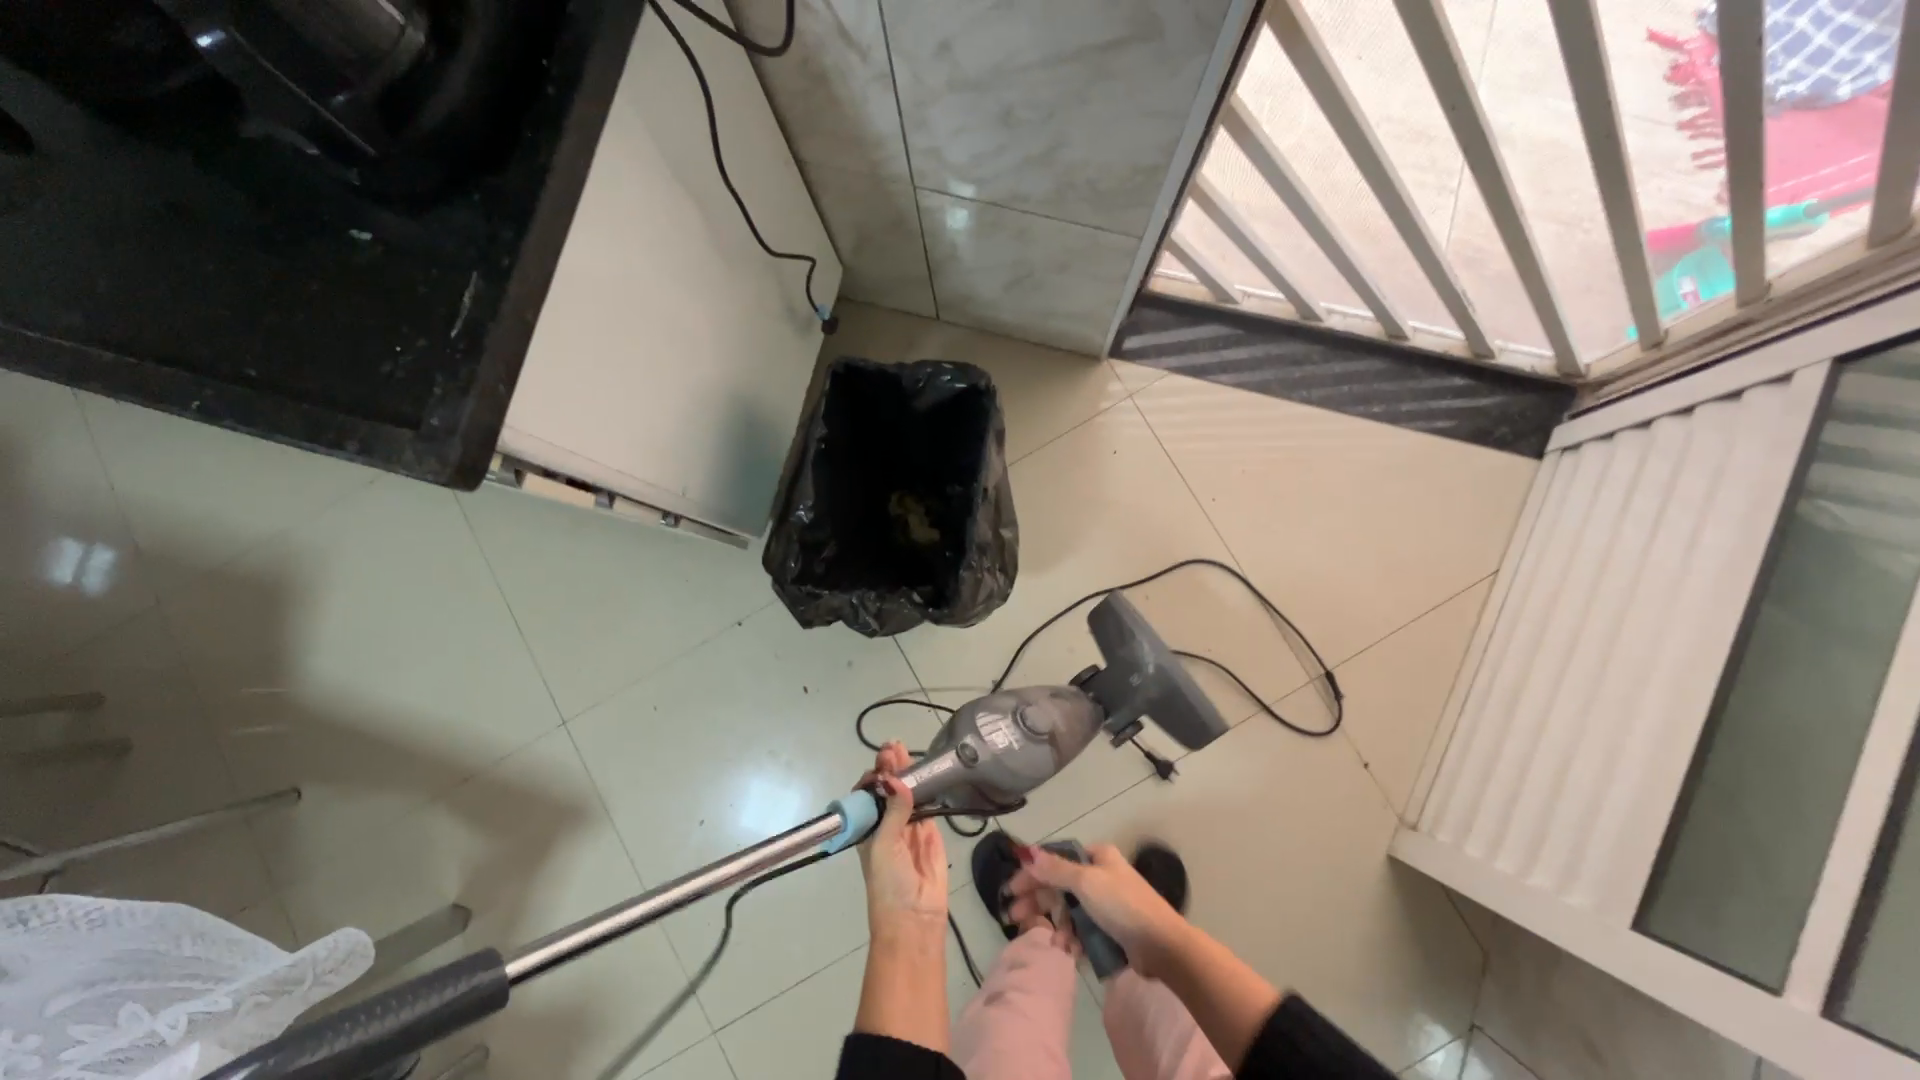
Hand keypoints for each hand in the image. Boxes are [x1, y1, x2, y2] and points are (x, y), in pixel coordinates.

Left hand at [856, 743, 947, 939]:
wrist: (914, 918)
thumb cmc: (888, 883)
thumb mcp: (883, 845)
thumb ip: (893, 811)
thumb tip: (895, 779)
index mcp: (866, 830)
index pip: (867, 796)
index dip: (873, 778)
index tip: (880, 759)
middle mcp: (886, 826)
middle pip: (888, 792)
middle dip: (890, 769)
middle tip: (893, 746)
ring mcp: (909, 829)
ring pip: (907, 795)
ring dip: (906, 774)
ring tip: (905, 750)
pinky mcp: (931, 834)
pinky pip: (926, 807)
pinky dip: (925, 790)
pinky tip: (925, 773)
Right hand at [1010, 843, 1187, 977]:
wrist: (1162, 946)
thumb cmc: (1123, 906)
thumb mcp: (1086, 883)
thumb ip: (1055, 869)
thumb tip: (1028, 851)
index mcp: (1097, 857)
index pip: (1055, 860)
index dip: (1031, 873)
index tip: (1011, 890)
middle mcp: (1100, 876)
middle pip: (1059, 886)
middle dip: (1038, 902)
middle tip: (1015, 917)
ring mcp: (1106, 903)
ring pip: (1069, 911)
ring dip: (1058, 926)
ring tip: (1056, 943)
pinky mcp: (1110, 928)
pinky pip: (1083, 929)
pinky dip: (1074, 939)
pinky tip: (1071, 951)